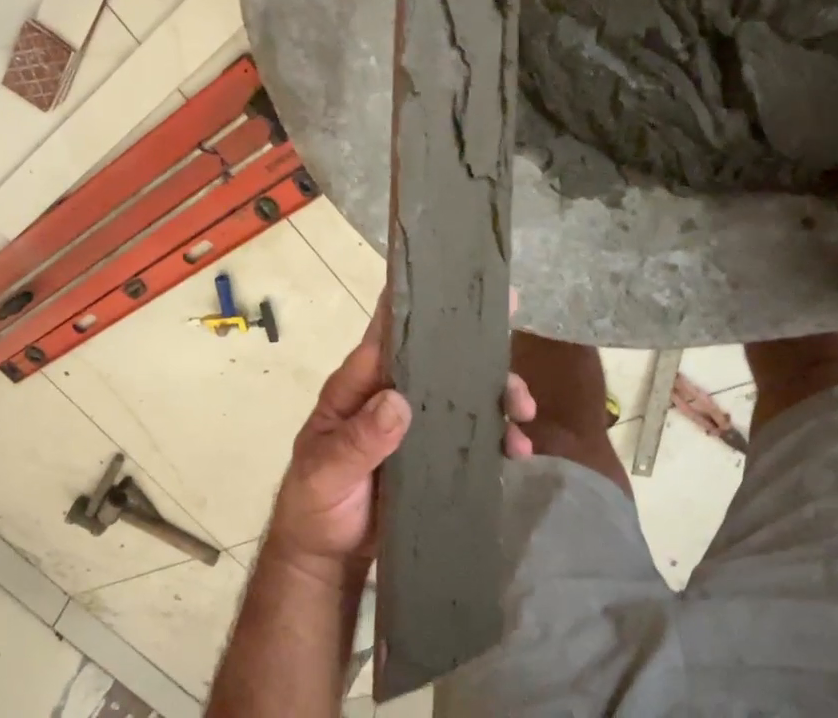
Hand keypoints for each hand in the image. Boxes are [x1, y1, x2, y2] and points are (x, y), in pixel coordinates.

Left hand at [266, 294, 536, 583]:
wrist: (326, 557)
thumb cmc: (315, 505)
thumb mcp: (326, 472)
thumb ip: (360, 440)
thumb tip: (399, 402)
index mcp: (359, 386)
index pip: (387, 334)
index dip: (416, 304)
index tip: (454, 280)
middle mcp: (391, 394)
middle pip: (439, 359)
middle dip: (479, 355)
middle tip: (513, 357)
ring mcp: (416, 424)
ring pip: (463, 393)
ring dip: (498, 396)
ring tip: (522, 415)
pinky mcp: (435, 454)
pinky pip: (473, 434)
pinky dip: (499, 436)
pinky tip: (517, 450)